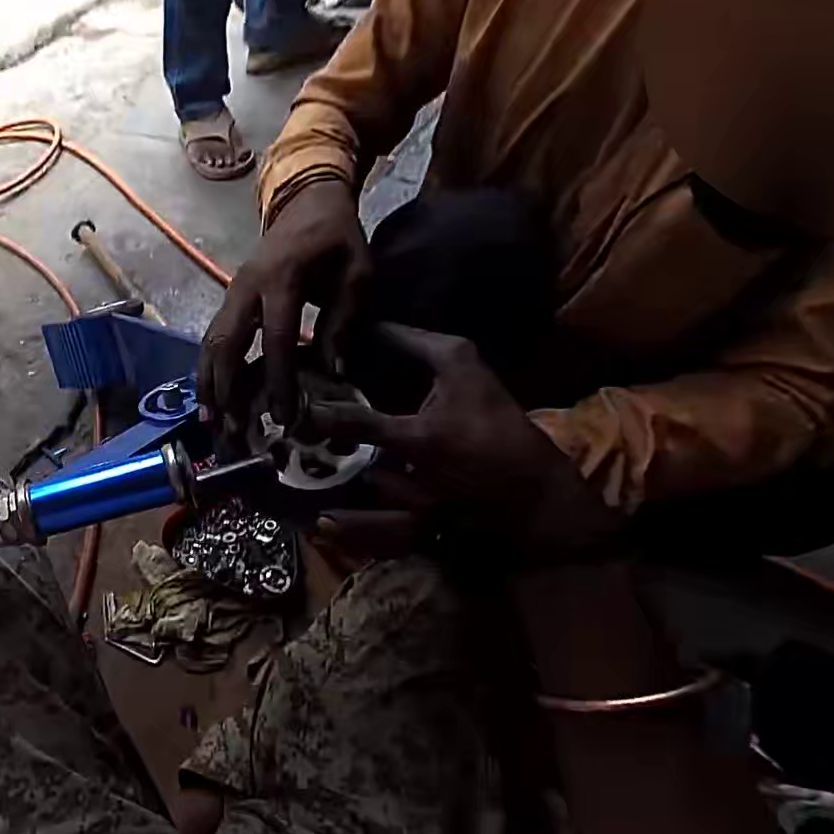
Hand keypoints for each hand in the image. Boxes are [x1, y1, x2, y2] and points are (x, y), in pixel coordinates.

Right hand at [200, 179, 370, 437]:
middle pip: (227, 344)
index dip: (279, 379)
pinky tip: (210, 399)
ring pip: (211, 344)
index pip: (276, 338)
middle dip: (227, 390)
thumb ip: (344, 320)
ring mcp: (231, 293)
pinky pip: (212, 339)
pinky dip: (209, 371)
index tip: (284, 417)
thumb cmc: (336, 240)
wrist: (305, 203)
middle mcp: (246, 288)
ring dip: (208, 385)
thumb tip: (332, 373)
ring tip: (211, 423)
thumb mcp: (357, 273)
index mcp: (282, 279)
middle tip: (232, 429)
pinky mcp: (228, 300)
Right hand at [302, 324, 620, 558]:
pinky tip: (338, 425)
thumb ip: (361, 423)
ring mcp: (437, 389)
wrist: (534, 502)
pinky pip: (388, 406)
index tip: (299, 350)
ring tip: (310, 399)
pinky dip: (366, 414)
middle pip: (377, 356)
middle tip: (299, 380)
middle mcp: (440, 361)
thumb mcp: (419, 440)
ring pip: (380, 381)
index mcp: (443, 352)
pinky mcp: (434, 415)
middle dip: (340, 370)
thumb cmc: (485, 459)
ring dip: (351, 393)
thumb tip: (306, 412)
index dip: (340, 339)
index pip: (379, 330)